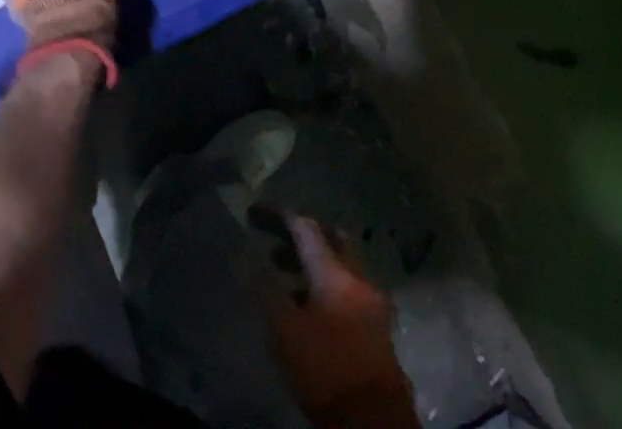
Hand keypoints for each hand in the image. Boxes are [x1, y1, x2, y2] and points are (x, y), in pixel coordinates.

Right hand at [266, 216, 418, 428]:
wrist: (371, 419)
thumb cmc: (323, 368)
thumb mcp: (283, 328)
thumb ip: (264, 287)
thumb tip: (244, 254)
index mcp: (337, 274)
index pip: (307, 228)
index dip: (279, 216)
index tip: (254, 213)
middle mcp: (361, 280)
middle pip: (333, 239)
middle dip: (303, 233)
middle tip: (274, 237)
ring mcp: (374, 302)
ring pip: (343, 264)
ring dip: (315, 260)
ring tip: (282, 271)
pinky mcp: (377, 325)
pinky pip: (349, 286)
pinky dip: (326, 280)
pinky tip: (306, 300)